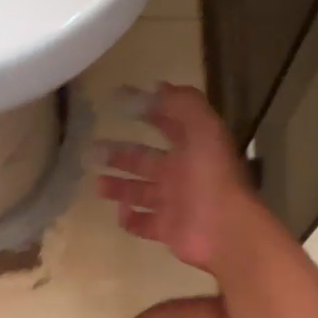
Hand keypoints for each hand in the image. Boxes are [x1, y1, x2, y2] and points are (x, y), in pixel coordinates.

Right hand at [97, 83, 260, 272]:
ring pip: (139, 192)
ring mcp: (173, 204)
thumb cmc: (212, 176)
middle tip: (93, 149)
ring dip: (118, 186)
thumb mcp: (203, 127)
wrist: (224, 230)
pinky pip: (143, 224)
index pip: (165, 123)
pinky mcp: (167, 230)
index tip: (117, 102)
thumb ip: (182, 103)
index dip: (146, 109)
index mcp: (191, 147)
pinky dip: (130, 219)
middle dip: (120, 154)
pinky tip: (120, 211)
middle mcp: (181, 174)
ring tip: (96, 183)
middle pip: (144, 160)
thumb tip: (156, 87)